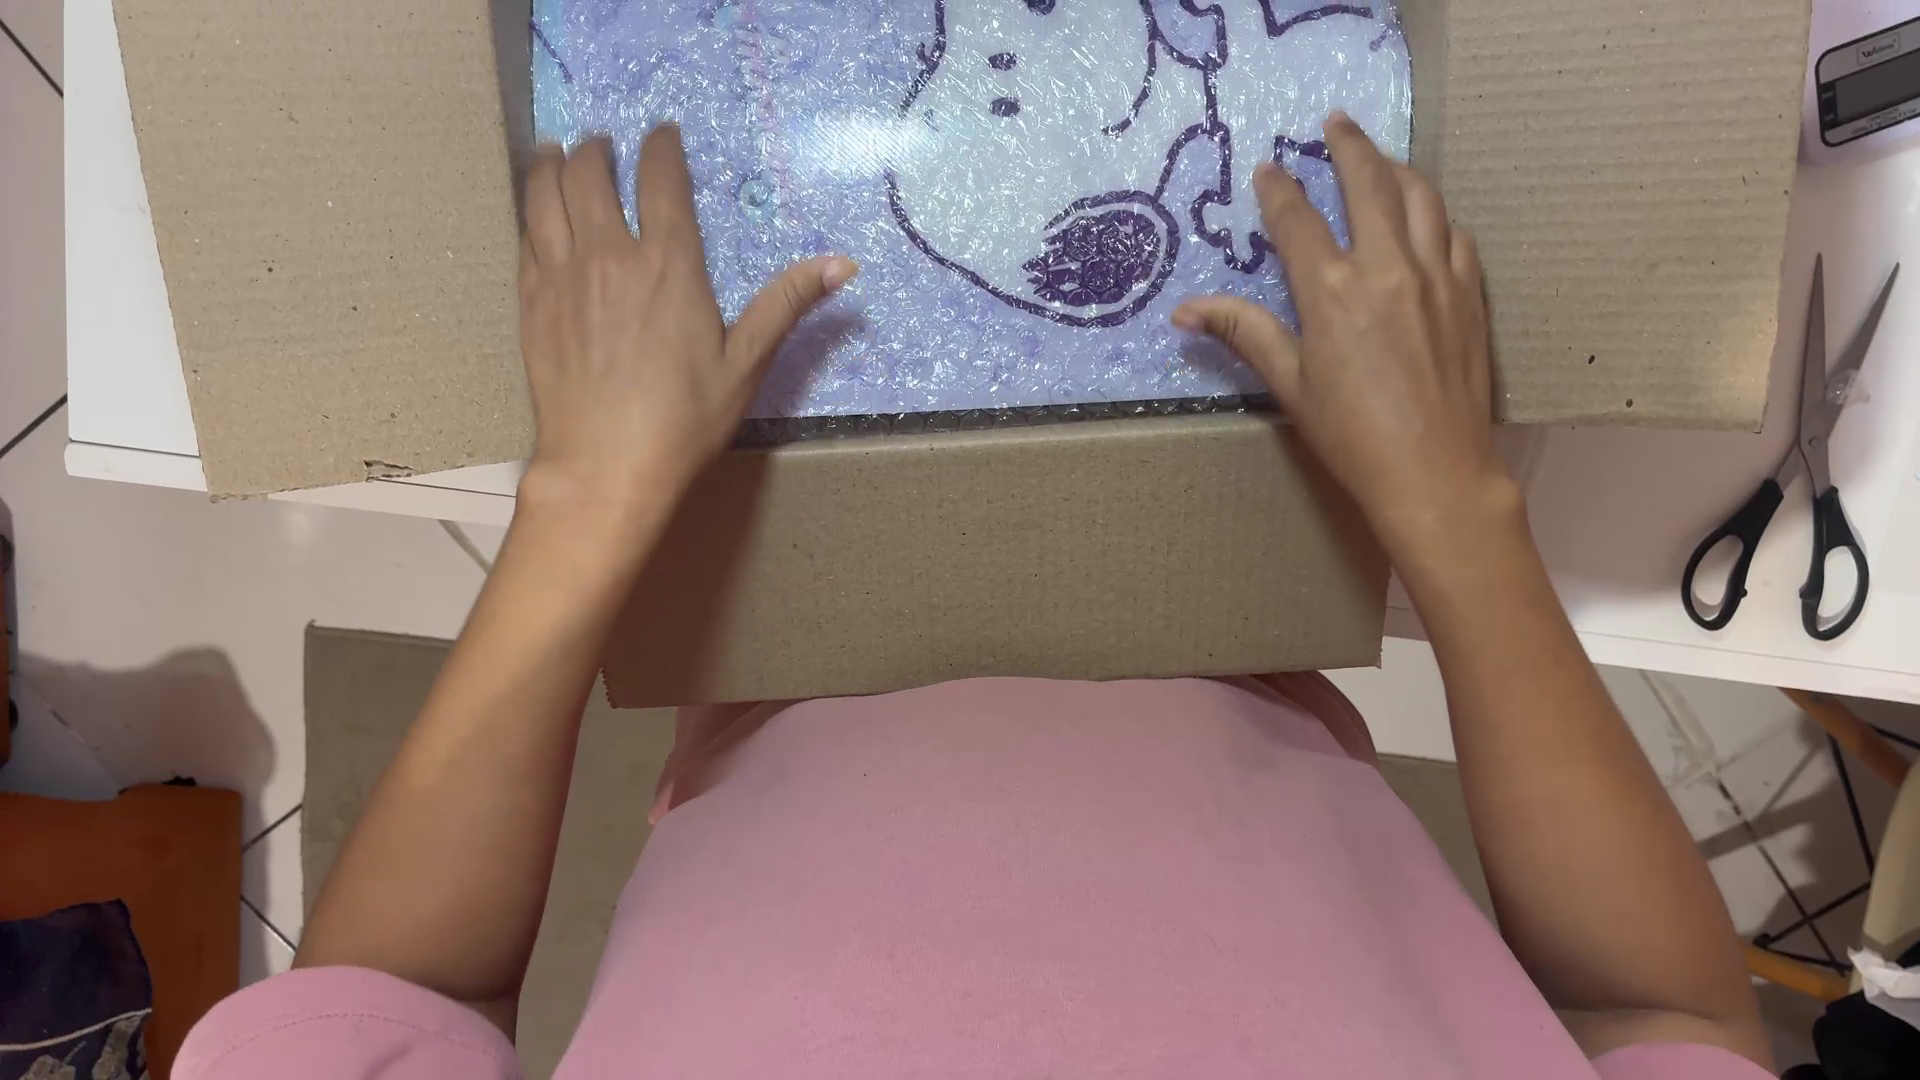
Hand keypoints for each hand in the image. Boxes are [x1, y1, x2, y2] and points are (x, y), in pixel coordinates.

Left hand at [517, 126, 855, 515]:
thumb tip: (843, 263)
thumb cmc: (686, 418)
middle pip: (592, 175)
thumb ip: (787, 304)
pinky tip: (537, 212)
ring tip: (559, 152)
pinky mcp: (532, 303)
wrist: (608, 464)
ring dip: (553, 164)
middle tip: (606, 142)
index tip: (663, 133)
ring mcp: (562, 276)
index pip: (661, 181)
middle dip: (600, 149)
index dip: (661, 147)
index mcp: (669, 265)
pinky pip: (526, 236)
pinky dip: (531, 210)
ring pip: (546, 195)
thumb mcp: (747, 363)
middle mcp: (609, 255)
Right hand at [1173, 113, 1511, 558]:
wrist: (1434, 469)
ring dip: (1395, 166)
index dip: (1279, 190)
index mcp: (1332, 293)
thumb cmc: (1349, 434)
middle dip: (1349, 147)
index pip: (1298, 222)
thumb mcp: (1289, 384)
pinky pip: (1452, 230)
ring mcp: (1436, 274)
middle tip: (1335, 123)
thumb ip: (1243, 333)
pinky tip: (1423, 212)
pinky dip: (1432, 209)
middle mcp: (1386, 268)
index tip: (1268, 168)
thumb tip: (1186, 311)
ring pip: (1419, 196)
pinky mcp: (1469, 291)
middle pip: (1369, 184)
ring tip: (1379, 155)